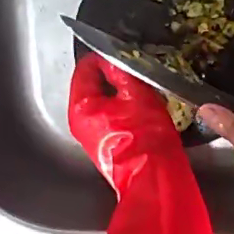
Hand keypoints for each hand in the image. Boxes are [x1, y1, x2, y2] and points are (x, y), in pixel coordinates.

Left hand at [68, 56, 225, 233]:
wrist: (154, 180)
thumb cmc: (145, 138)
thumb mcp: (138, 95)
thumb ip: (123, 72)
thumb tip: (114, 60)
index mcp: (81, 106)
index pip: (85, 68)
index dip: (104, 57)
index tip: (122, 53)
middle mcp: (80, 122)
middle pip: (93, 87)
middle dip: (114, 78)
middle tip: (137, 72)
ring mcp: (92, 137)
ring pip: (105, 104)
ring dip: (122, 95)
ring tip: (145, 91)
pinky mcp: (107, 148)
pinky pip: (113, 120)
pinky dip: (126, 112)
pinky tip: (145, 112)